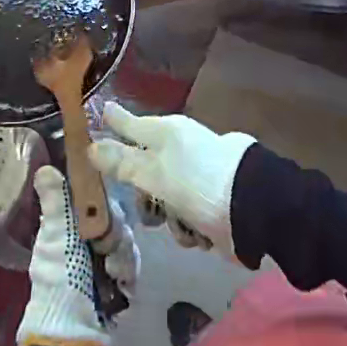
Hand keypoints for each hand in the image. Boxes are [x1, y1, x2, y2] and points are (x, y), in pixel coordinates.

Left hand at [17, 166, 137, 345]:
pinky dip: (128, 271)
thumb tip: (44, 168)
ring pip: (126, 239)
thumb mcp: (54, 238)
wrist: (73, 332)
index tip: (104, 213)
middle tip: (105, 249)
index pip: (94, 195)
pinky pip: (133, 262)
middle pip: (115, 216)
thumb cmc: (58, 280)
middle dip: (114, 232)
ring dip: (122, 254)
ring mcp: (103, 256)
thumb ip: (55, 203)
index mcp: (67, 221)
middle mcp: (85, 234)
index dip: (103, 200)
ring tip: (112, 270)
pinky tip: (122, 283)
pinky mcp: (118, 276)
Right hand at [89, 106, 256, 263]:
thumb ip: (121, 162)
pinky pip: (191, 213)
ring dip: (172, 218)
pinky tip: (203, 234)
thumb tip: (89, 146)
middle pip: (146, 170)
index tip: (100, 111)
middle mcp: (181, 148)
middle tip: (148, 211)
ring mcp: (200, 173)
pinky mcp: (216, 198)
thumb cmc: (197, 183)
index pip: (129, 124)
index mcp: (165, 132)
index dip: (112, 122)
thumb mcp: (153, 172)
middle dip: (145, 195)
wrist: (257, 207)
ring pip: (167, 197)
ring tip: (185, 227)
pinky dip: (194, 227)